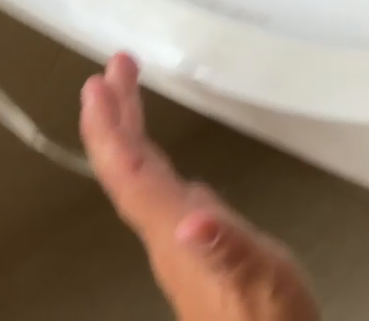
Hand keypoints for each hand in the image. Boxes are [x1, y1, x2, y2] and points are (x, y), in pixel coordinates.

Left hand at [81, 54, 320, 320]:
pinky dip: (153, 158)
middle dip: (115, 117)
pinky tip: (161, 159)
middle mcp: (169, 233)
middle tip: (112, 72)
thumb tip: (191, 221)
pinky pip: (159, 189)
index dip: (112, 128)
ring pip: (139, 178)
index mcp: (178, 232)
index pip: (131, 173)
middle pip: (128, 169)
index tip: (100, 87)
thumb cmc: (268, 319)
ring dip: (128, 133)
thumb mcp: (259, 278)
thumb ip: (227, 249)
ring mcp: (179, 239)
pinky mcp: (196, 242)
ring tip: (126, 98)